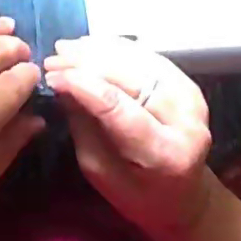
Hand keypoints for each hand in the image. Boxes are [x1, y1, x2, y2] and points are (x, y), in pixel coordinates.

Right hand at [45, 37, 216, 240]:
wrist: (186, 196)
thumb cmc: (137, 195)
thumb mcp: (99, 170)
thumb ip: (82, 126)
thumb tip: (61, 84)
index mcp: (164, 153)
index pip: (117, 106)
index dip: (81, 84)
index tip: (51, 76)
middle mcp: (185, 119)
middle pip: (127, 76)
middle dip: (84, 63)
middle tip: (52, 59)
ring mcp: (189, 96)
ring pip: (136, 60)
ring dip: (96, 50)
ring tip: (65, 48)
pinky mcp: (186, 82)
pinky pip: (146, 55)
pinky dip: (115, 47)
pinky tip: (89, 45)